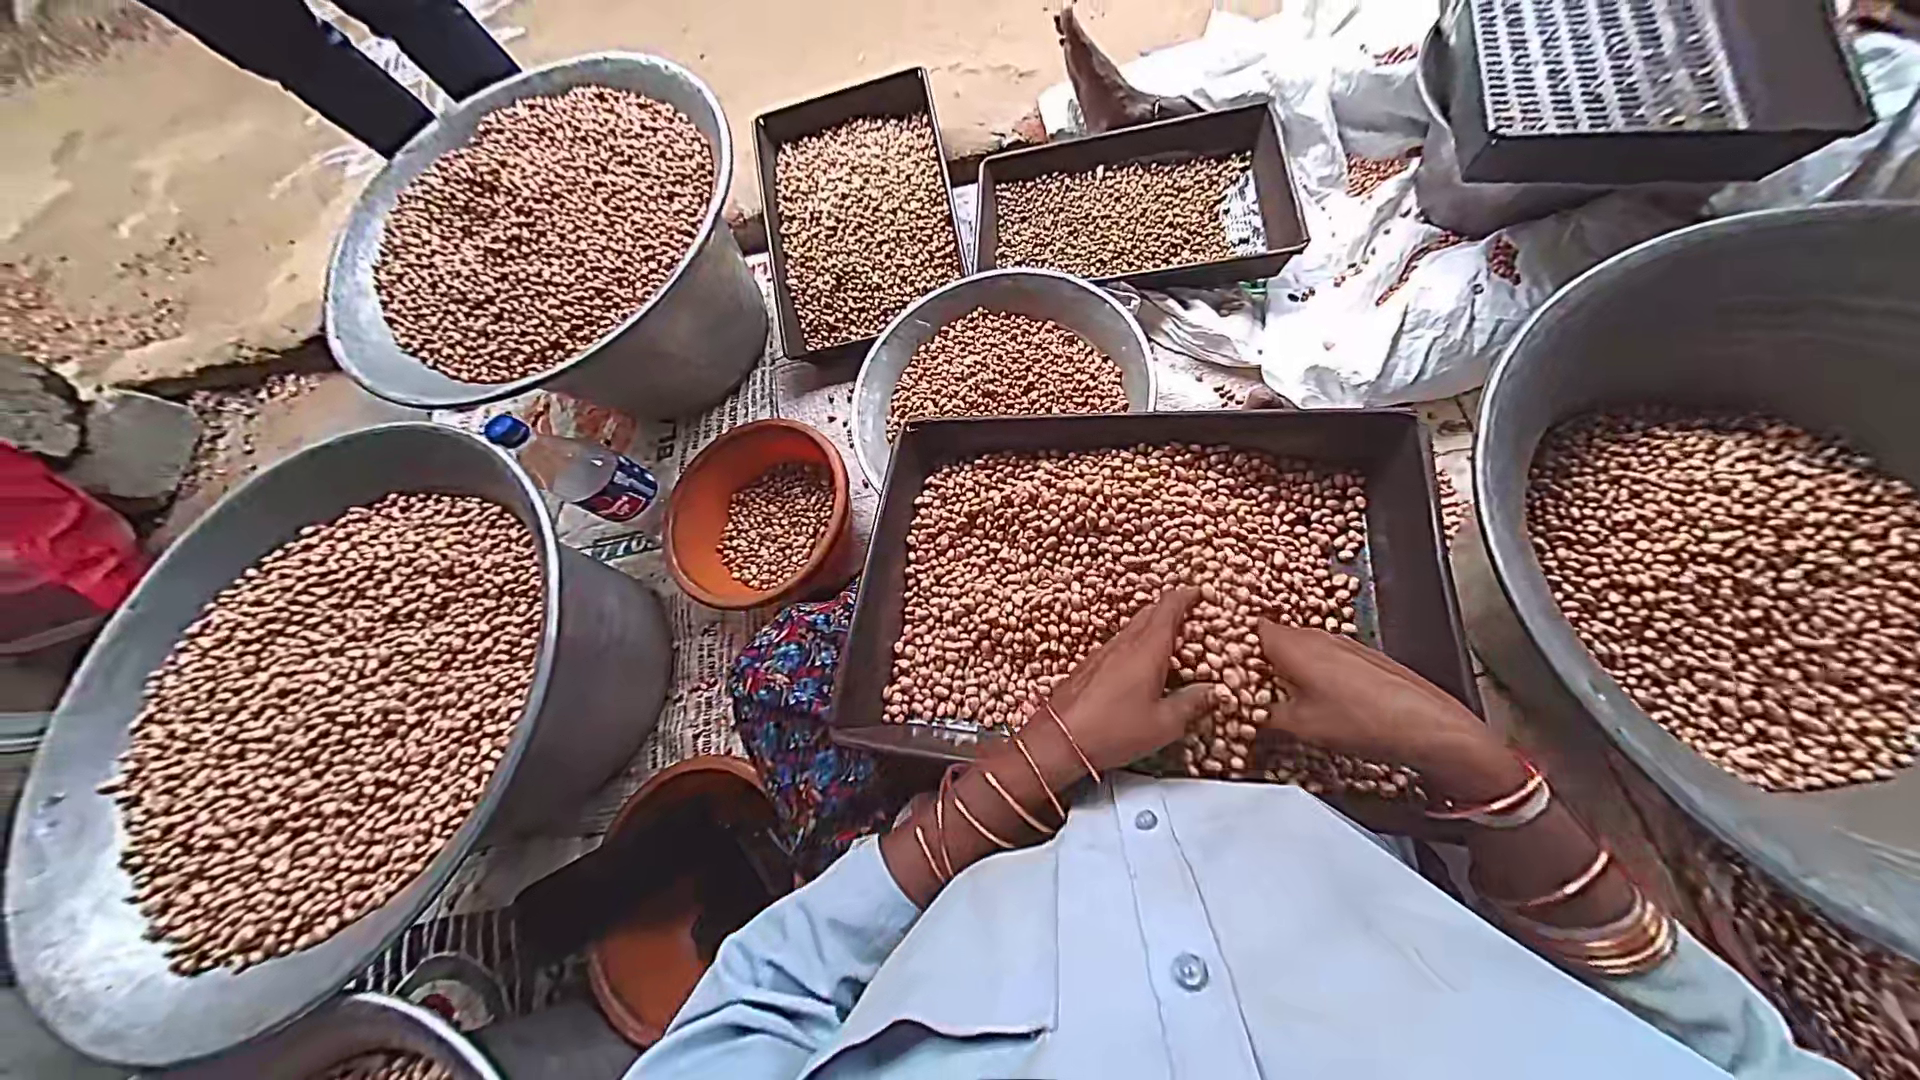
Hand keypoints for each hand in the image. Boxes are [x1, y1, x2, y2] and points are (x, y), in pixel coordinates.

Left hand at [1043, 587, 1214, 771]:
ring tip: (1169, 640)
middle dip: (1170, 609)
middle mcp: (1123, 644)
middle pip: (1149, 614)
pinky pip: (1118, 645)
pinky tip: (1139, 665)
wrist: (1060, 738)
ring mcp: (1103, 653)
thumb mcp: (1163, 724)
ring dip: (1151, 627)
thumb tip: (1210, 691)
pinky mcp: (1089, 666)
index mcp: (1146, 650)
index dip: (1185, 597)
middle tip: (1189, 614)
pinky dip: (1135, 645)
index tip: (1198, 592)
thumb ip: (1190, 703)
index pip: (1167, 609)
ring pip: (1132, 629)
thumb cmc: (1113, 730)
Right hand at [1254, 622, 1509, 790]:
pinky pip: (1323, 656)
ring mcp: (1342, 643)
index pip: (1247, 628)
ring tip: (1277, 694)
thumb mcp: (1299, 725)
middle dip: (1255, 658)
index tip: (1220, 660)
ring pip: (1298, 647)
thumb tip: (1244, 716)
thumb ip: (1262, 716)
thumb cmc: (1364, 721)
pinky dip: (1310, 672)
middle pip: (1272, 637)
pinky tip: (1315, 698)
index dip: (1231, 642)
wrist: (1432, 728)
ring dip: (1284, 666)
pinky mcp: (1362, 657)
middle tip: (1243, 684)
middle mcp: (1315, 635)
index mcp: (1292, 644)